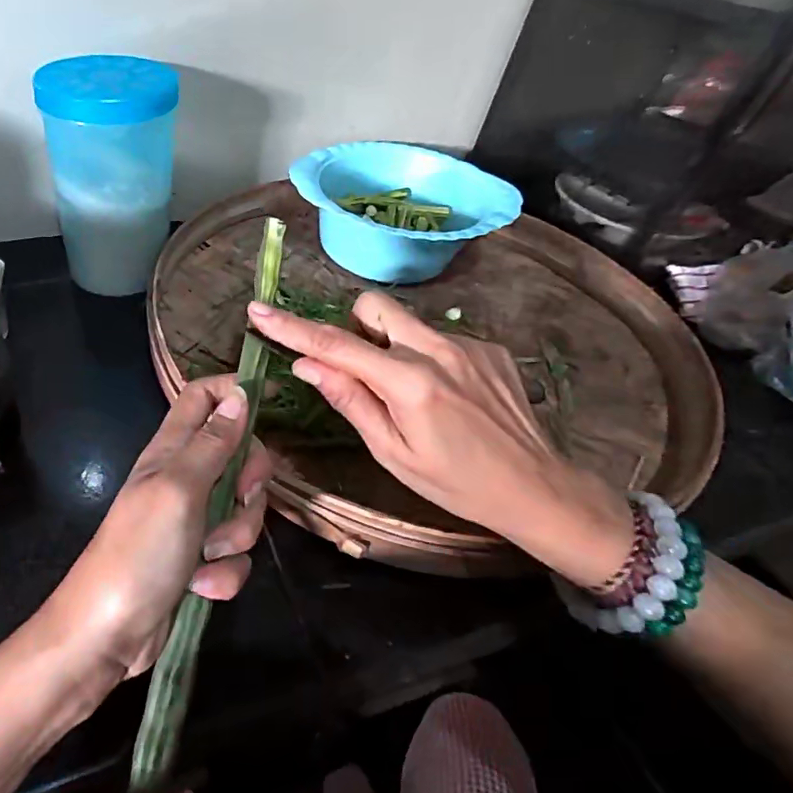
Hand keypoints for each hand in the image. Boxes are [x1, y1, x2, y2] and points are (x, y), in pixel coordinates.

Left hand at [42, 376, 275, 679]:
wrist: (107, 636)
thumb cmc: (139, 552)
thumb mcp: (179, 489)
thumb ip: (212, 444)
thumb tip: (239, 395)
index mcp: (172, 450)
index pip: (204, 396)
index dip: (235, 390)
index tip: (273, 399)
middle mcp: (184, 478)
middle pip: (240, 455)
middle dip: (251, 480)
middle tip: (240, 497)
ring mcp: (192, 520)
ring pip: (244, 509)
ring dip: (236, 536)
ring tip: (206, 555)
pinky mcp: (199, 559)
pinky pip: (235, 554)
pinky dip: (224, 572)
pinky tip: (200, 586)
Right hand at [247, 293, 632, 588]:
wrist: (534, 486)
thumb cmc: (455, 483)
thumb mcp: (393, 453)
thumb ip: (350, 400)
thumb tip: (307, 365)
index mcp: (408, 381)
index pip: (335, 345)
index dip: (292, 328)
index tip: (259, 311)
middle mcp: (436, 348)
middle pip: (372, 306)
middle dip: (354, 327)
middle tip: (361, 369)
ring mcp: (467, 342)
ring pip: (408, 322)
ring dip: (393, 345)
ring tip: (414, 395)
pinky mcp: (489, 346)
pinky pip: (439, 337)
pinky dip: (428, 357)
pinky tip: (449, 396)